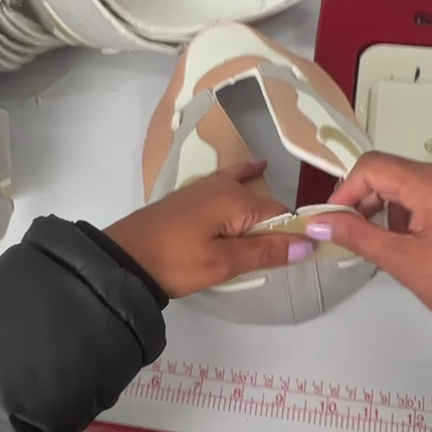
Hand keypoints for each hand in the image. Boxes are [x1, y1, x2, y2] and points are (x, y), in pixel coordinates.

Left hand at [105, 160, 312, 298]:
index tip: (299, 259)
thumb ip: (265, 252)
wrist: (124, 259)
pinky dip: (246, 177)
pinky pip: (229, 181)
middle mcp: (224, 186)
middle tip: (275, 259)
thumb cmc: (174, 263)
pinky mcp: (192, 195)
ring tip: (269, 238)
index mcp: (236, 200)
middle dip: (275, 229)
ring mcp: (205, 187)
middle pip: (264, 206)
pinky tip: (257, 168)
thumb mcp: (222, 263)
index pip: (281, 215)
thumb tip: (307, 244)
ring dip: (260, 214)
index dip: (292, 237)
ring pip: (247, 196)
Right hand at [305, 153, 431, 328]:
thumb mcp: (401, 261)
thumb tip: (319, 222)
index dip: (346, 191)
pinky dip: (413, 209)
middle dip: (368, 202)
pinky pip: (431, 190)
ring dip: (391, 209)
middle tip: (359, 237)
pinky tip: (416, 240)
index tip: (335, 220)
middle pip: (391, 172)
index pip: (372, 167)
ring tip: (395, 245)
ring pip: (409, 182)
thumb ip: (356, 235)